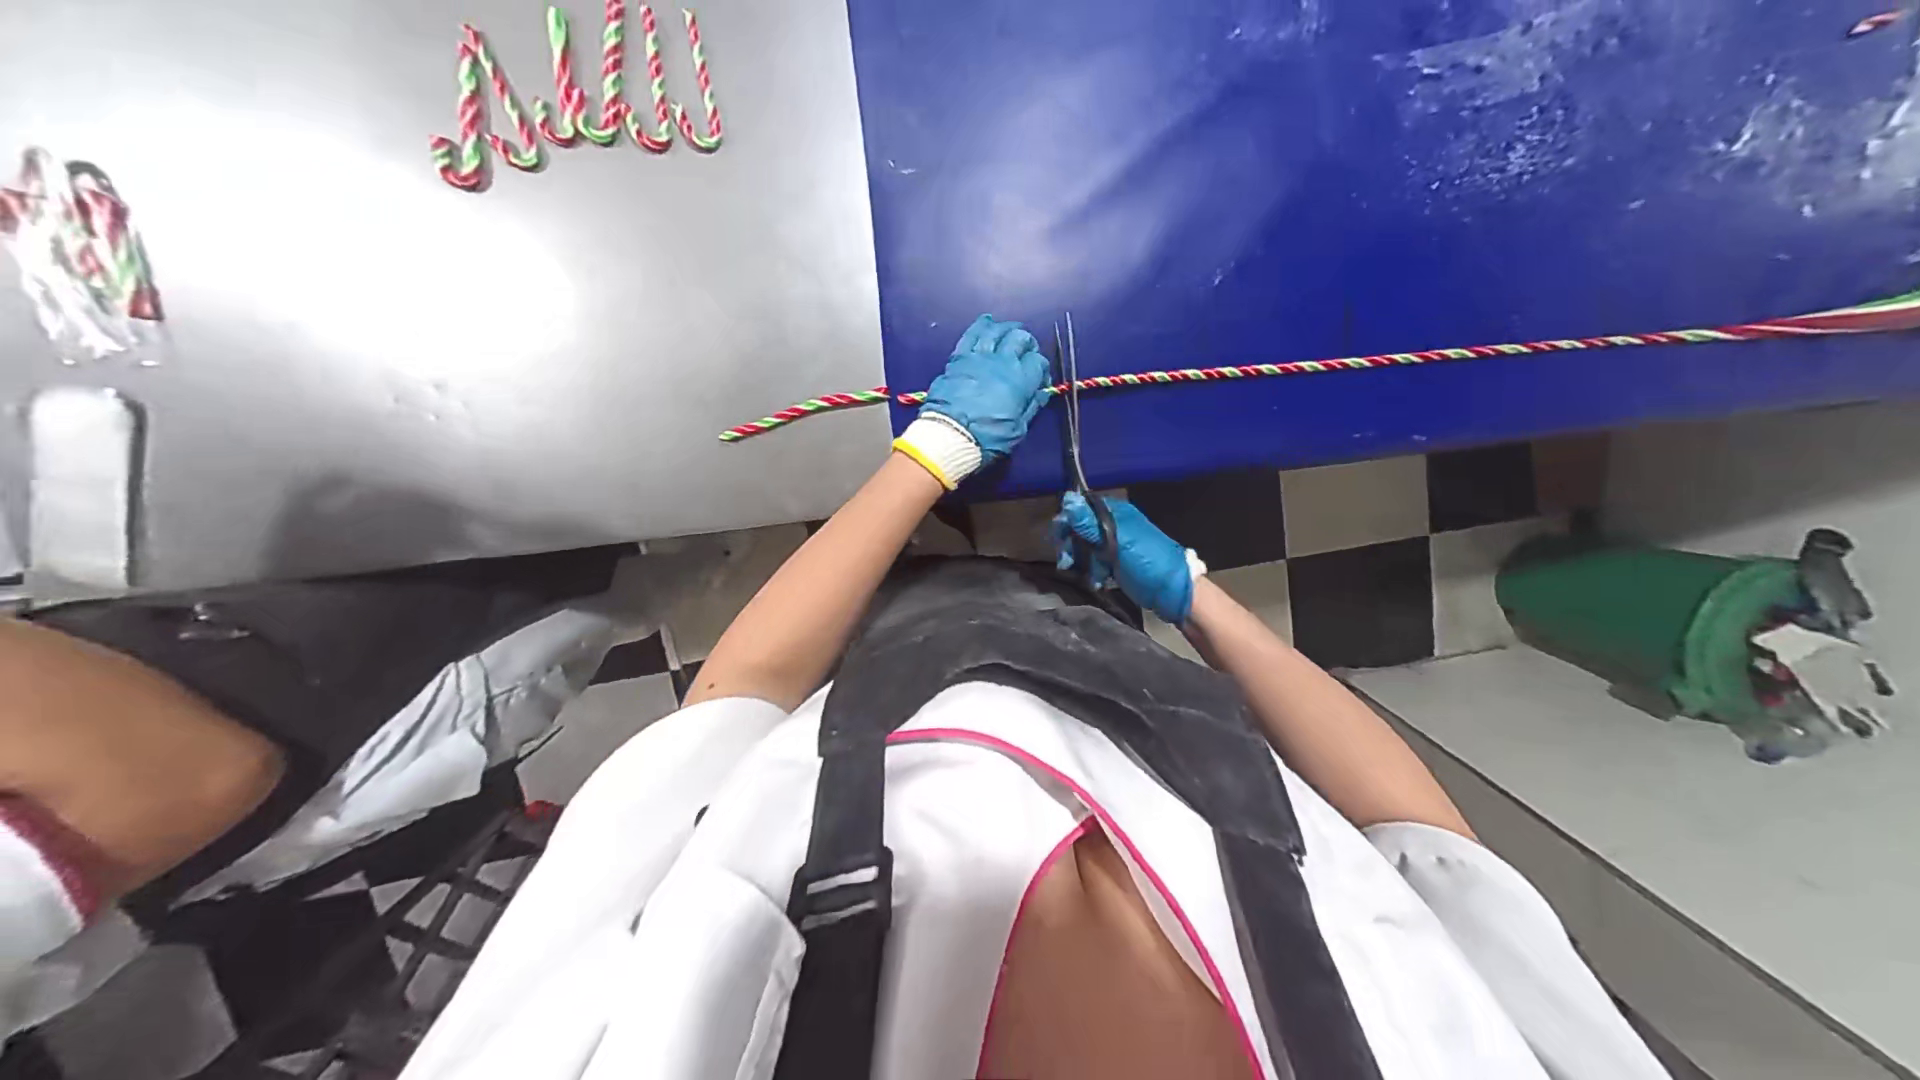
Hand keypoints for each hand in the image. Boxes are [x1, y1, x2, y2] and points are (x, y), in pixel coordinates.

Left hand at [921, 314, 1050, 461]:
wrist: (950, 435)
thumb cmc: (987, 438)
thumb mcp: (1017, 430)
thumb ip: (1031, 408)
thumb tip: (1042, 393)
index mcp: (1020, 381)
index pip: (1038, 362)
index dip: (1041, 368)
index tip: (1038, 380)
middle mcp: (1002, 362)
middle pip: (1019, 339)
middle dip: (1027, 342)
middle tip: (1025, 351)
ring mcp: (979, 357)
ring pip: (996, 331)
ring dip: (1006, 328)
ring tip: (1010, 331)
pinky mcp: (959, 358)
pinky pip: (971, 335)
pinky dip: (980, 326)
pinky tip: (986, 321)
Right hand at [1052, 492, 1201, 623]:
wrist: (1171, 592)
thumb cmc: (1147, 561)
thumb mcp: (1118, 541)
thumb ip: (1091, 523)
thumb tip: (1067, 500)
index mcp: (1116, 513)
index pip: (1083, 507)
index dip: (1068, 520)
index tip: (1059, 536)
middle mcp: (1113, 525)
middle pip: (1080, 527)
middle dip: (1071, 543)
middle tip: (1067, 560)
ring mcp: (1114, 545)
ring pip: (1084, 546)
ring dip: (1080, 559)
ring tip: (1083, 572)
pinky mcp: (1114, 563)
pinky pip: (1093, 562)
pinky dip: (1091, 570)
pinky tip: (1096, 579)